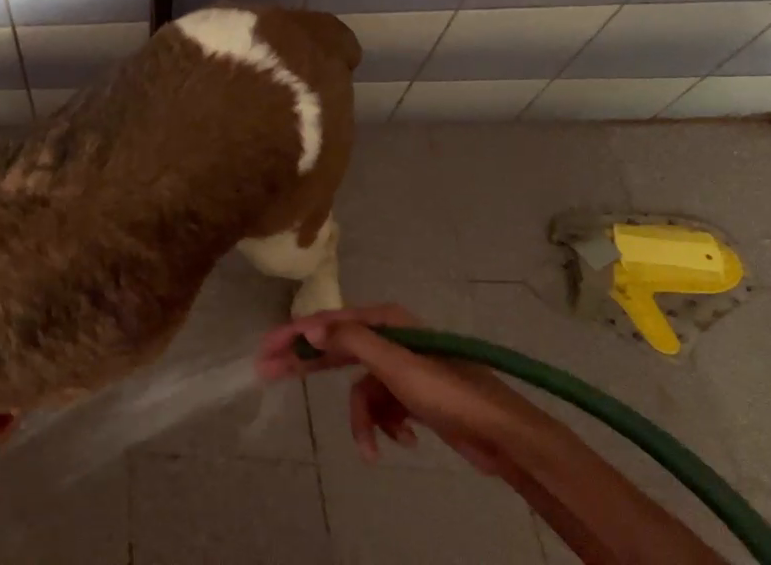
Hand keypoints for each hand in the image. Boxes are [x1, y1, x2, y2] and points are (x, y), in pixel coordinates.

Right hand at [257, 305, 551, 478]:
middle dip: (306, 366)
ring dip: (364, 421)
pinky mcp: (412, 399)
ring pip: (359, 391)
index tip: (264, 348)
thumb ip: (350, 341)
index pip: (327, 323)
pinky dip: (385, 429)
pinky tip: (402, 443)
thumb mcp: (396, 364)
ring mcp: (401, 370)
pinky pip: (381, 411)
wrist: (506, 437)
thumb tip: (309, 329)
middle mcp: (390, 340)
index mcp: (385, 322)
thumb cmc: (451, 394)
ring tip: (372, 448)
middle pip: (335, 351)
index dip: (293, 334)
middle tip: (267, 373)